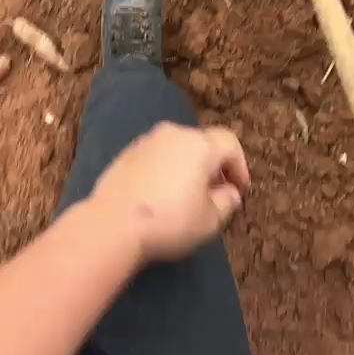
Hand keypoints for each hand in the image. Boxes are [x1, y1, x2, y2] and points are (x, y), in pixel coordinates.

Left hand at [90, 122, 250, 262]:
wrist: (114, 221)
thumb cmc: (170, 220)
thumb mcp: (209, 220)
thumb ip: (226, 201)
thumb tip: (229, 191)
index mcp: (198, 144)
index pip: (229, 142)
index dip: (240, 166)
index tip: (239, 191)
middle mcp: (173, 133)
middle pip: (203, 143)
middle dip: (214, 167)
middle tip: (216, 195)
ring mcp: (147, 140)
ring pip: (179, 147)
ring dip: (189, 166)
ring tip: (188, 196)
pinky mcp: (128, 151)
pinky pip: (158, 155)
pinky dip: (167, 168)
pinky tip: (162, 194)